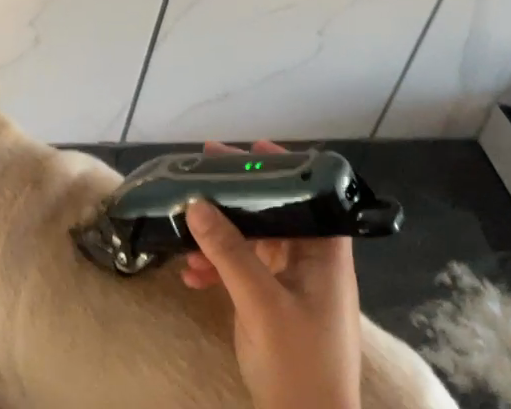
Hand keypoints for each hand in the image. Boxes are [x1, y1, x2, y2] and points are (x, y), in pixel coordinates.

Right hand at [184, 142, 361, 408]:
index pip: (313, 197)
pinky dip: (219, 269)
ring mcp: (292, 287)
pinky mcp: (273, 307)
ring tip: (184, 233)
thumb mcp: (261, 303)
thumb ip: (229, 250)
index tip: (252, 150)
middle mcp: (312, 264)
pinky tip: (191, 276)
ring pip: (253, 244)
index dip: (286, 171)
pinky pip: (243, 273)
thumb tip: (197, 203)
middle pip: (275, 215)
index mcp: (325, 256)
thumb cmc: (298, 361)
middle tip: (202, 174)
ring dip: (219, 239)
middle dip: (237, 198)